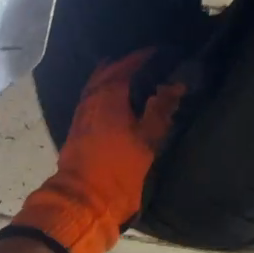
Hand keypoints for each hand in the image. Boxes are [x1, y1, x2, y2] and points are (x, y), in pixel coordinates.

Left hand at [0, 50, 184, 252]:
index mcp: (108, 95)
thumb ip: (160, 110)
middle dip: (128, 63)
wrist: (83, 199)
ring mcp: (82, 111)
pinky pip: (93, 96)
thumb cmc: (118, 170)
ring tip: (137, 77)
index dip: (144, 57)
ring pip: (98, 83)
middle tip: (150, 63)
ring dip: (115, 76)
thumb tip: (174, 84)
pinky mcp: (79, 125)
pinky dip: (107, 90)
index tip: (162, 52)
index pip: (127, 65)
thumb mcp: (147, 141)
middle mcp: (91, 97)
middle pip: (108, 70)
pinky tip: (119, 99)